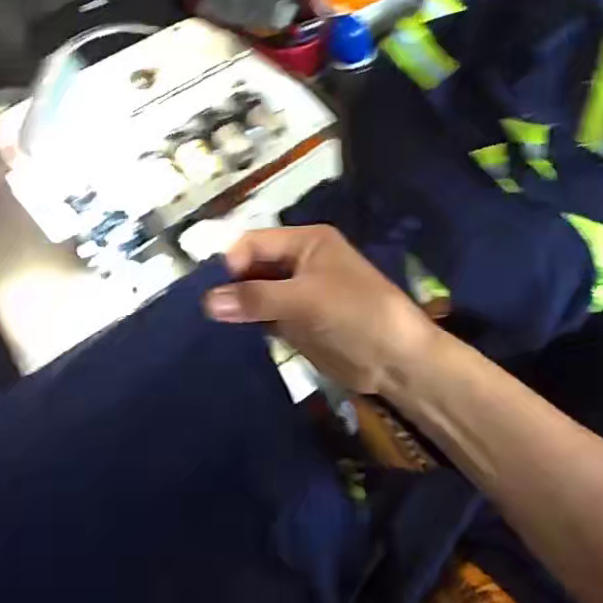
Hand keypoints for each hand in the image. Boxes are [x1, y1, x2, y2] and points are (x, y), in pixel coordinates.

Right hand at [201, 225, 438, 394]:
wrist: (396, 360)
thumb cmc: (357, 314)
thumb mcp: (305, 300)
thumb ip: (256, 298)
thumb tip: (208, 301)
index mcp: (305, 241)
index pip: (254, 242)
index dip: (232, 262)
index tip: (215, 290)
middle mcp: (298, 262)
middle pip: (251, 266)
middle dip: (230, 284)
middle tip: (206, 310)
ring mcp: (295, 293)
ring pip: (254, 293)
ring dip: (236, 306)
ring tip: (209, 323)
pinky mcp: (295, 322)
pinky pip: (261, 317)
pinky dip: (246, 324)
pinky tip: (226, 335)